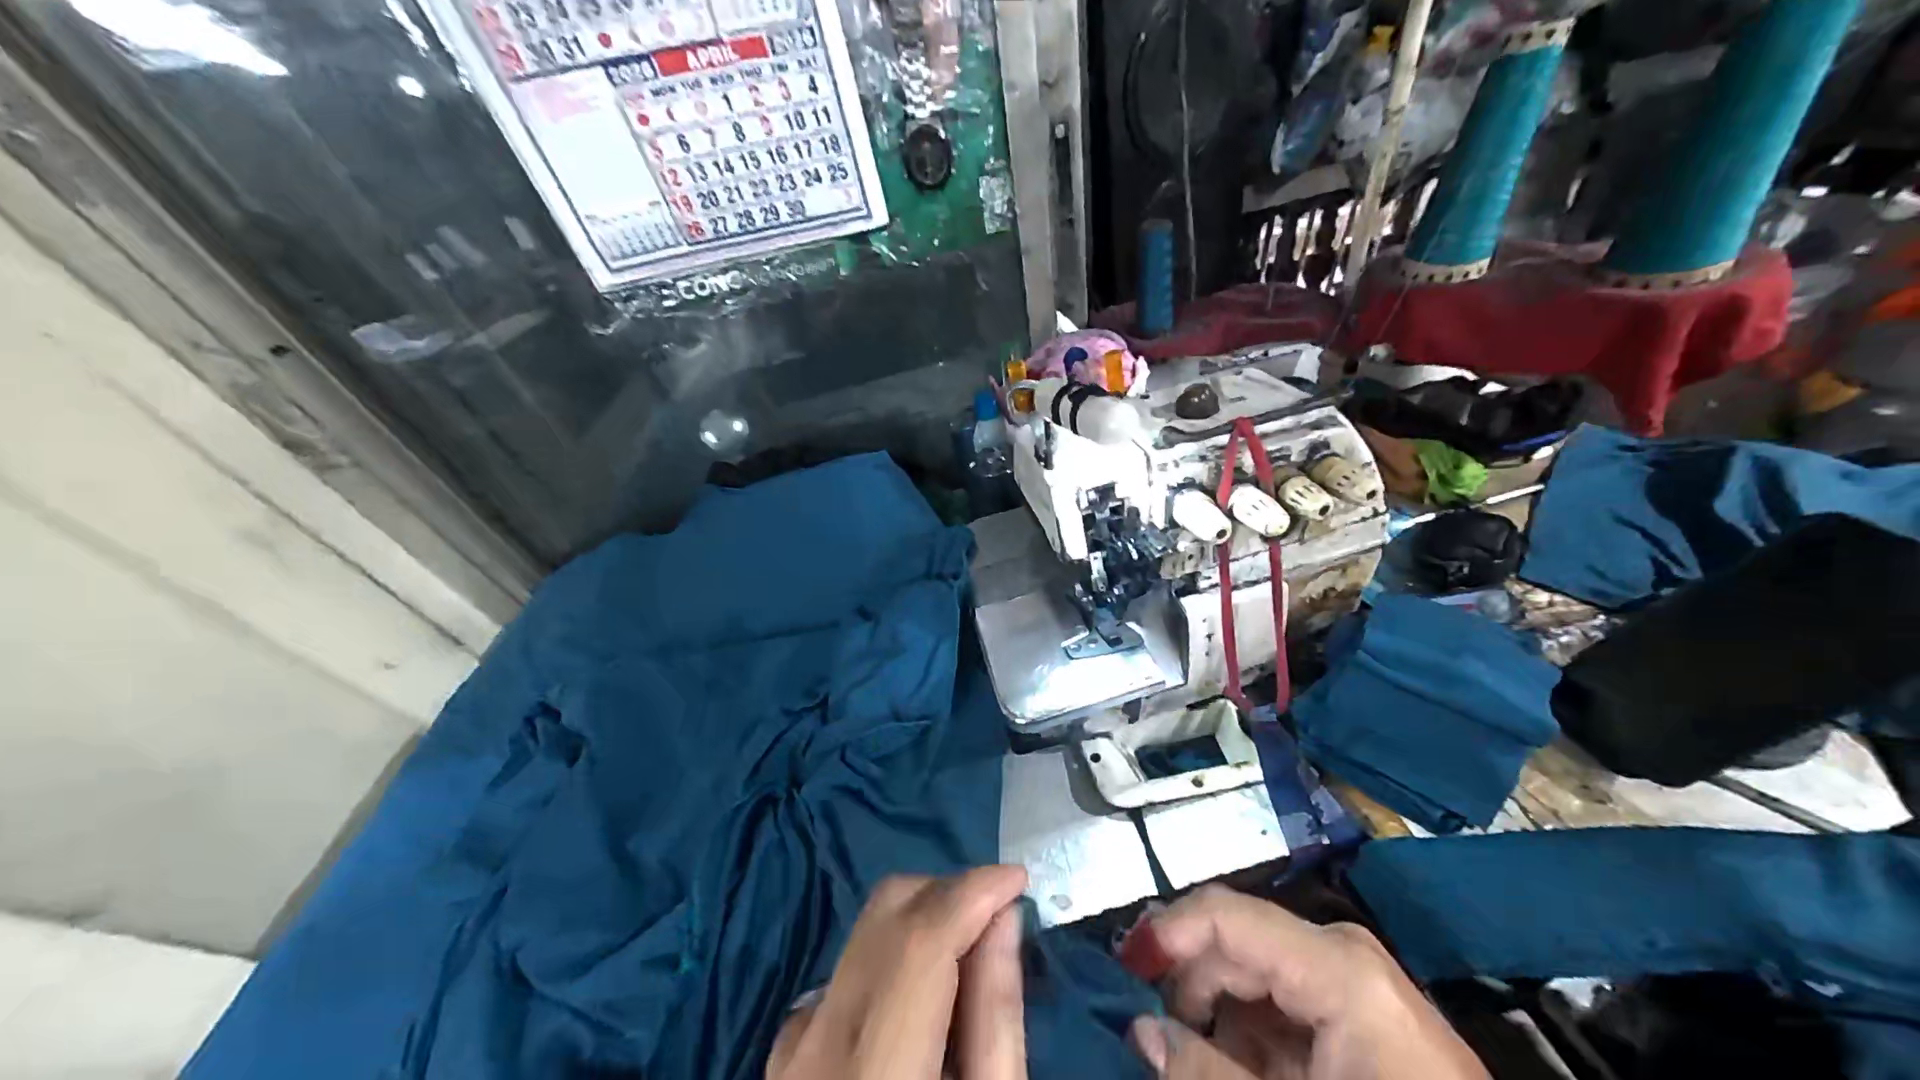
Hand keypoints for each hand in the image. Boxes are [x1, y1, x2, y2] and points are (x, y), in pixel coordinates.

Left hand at [767, 866, 1028, 1079]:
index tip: (1019, 878)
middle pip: (885, 913)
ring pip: (864, 930)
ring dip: (923, 917)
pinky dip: (893, 953)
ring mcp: (792, 1041)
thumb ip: (995, 1015)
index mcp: (874, 1070)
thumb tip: (1003, 917)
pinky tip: (924, 994)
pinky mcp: (787, 1046)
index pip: (919, 939)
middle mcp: (817, 1041)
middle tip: (1000, 912)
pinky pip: (847, 968)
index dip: (972, 891)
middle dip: (950, 892)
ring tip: (971, 948)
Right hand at [1123, 885, 1487, 1079]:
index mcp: (1337, 966)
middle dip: (1184, 982)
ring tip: (1191, 1059)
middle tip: (1146, 1032)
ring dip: (1212, 1012)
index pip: (1226, 915)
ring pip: (1251, 972)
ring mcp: (1353, 981)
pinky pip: (1280, 1003)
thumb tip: (1137, 1029)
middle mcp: (1343, 955)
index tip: (1119, 972)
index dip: (1164, 933)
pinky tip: (1234, 1067)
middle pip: (1235, 940)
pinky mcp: (1359, 1012)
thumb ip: (1207, 1072)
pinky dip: (1245, 1032)